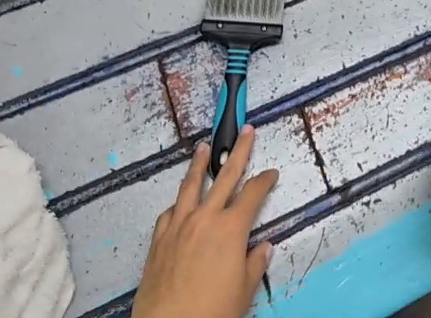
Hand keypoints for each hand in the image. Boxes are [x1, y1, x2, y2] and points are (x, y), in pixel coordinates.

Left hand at [132, 126, 279, 317]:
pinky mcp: (158, 240)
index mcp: (231, 228)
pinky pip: (170, 212)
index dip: (265, 180)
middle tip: (246, 131)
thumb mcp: (244, 291)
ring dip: (199, 164)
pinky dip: (178, 203)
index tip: (272, 173)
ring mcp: (179, 226)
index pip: (254, 194)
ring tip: (203, 147)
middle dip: (239, 151)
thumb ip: (254, 264)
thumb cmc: (213, 312)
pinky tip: (180, 202)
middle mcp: (206, 218)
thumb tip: (263, 247)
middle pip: (226, 176)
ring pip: (191, 185)